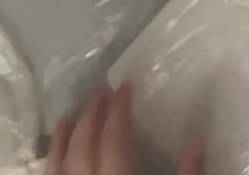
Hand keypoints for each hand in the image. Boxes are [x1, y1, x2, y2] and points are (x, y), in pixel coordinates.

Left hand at [49, 84, 203, 174]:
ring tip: (72, 112)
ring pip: (59, 163)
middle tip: (102, 89)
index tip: (126, 85)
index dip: (118, 110)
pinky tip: (56, 149)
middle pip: (83, 145)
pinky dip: (52, 158)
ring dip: (65, 135)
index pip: (113, 139)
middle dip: (91, 114)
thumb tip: (197, 141)